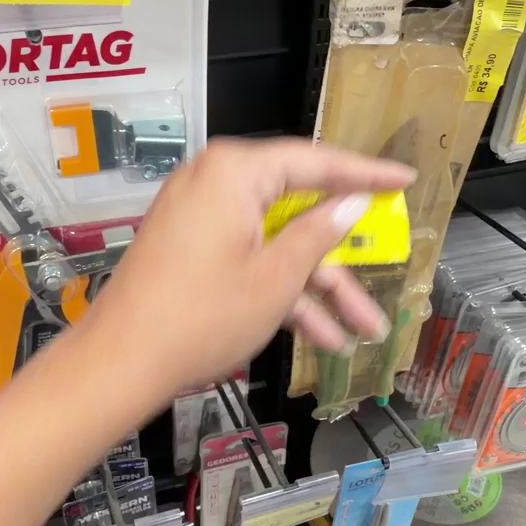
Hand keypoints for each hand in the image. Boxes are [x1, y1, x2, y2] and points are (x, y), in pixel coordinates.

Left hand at [78, 138, 414, 392]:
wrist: (122, 363)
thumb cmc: (202, 316)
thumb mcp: (277, 277)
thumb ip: (319, 234)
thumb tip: (351, 204)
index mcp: (234, 173)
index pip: (315, 161)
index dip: (365, 173)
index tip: (404, 178)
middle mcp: (215, 185)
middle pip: (297, 211)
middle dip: (341, 258)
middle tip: (386, 272)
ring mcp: (202, 220)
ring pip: (276, 245)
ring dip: (317, 288)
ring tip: (363, 330)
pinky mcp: (193, 250)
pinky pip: (248, 259)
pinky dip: (279, 292)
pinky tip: (320, 336)